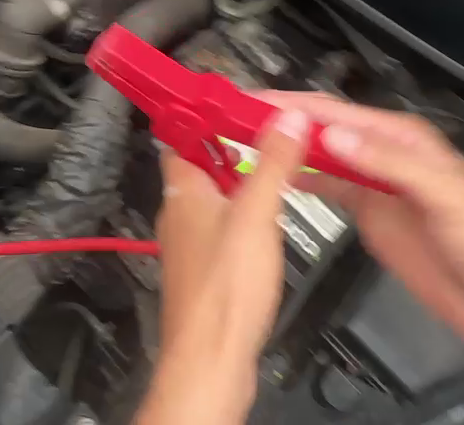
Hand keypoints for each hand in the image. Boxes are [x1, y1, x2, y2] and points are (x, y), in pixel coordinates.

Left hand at [134, 108, 311, 424]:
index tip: (233, 102)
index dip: (203, 114)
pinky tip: (266, 227)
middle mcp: (177, 210)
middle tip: (267, 137)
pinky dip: (240, 217)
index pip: (181, 133)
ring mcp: (187, 242)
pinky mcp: (202, 271)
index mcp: (182, 187)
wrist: (211, 362)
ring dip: (238, 183)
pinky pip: (219, 228)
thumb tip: (287, 116)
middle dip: (230, 148)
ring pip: (211, 197)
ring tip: (275, 174)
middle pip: (199, 163)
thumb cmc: (227, 286)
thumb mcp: (257, 213)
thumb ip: (272, 164)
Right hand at [257, 92, 463, 358]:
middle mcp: (381, 153)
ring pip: (317, 155)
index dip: (291, 106)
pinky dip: (297, 178)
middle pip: (319, 129)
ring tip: (243, 141)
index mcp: (400, 139)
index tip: (253, 103)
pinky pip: (325, 186)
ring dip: (285, 147)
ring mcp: (372, 183)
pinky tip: (274, 176)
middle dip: (280, 121)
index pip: (333, 113)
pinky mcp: (367, 213)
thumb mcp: (444, 196)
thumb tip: (334, 136)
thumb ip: (389, 164)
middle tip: (234, 119)